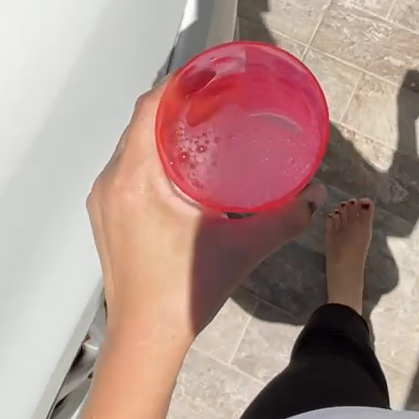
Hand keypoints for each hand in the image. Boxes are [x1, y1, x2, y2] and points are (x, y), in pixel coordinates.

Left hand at [87, 77, 324, 356]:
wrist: (144, 343)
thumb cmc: (183, 294)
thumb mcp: (242, 249)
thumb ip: (285, 218)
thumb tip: (315, 195)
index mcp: (137, 178)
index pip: (149, 107)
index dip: (178, 83)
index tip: (207, 75)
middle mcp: (112, 183)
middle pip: (139, 124)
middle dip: (175, 106)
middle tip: (214, 102)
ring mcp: (103, 202)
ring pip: (131, 148)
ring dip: (161, 134)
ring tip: (200, 131)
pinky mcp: (104, 219)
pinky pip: (125, 171)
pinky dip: (149, 159)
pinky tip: (179, 172)